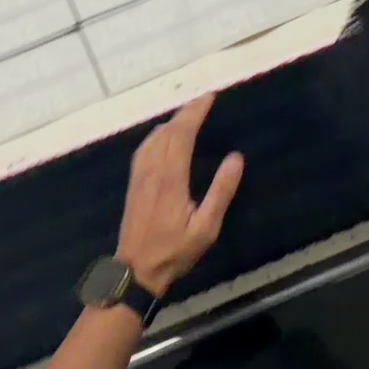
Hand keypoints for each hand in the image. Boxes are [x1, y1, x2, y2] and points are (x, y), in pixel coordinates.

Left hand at [116, 94, 244, 296]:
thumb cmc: (174, 251)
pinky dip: (157, 135)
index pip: (182, 134)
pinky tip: (164, 136)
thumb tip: (235, 158)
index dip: (195, 113)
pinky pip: (144, 148)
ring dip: (172, 121)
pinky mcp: (134, 183)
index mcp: (171, 178)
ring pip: (154, 138)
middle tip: (204, 100)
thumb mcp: (206, 228)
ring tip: (189, 114)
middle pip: (168, 131)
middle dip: (186, 112)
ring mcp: (140, 176)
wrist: (136, 270)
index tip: (209, 98)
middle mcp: (152, 170)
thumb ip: (221, 192)